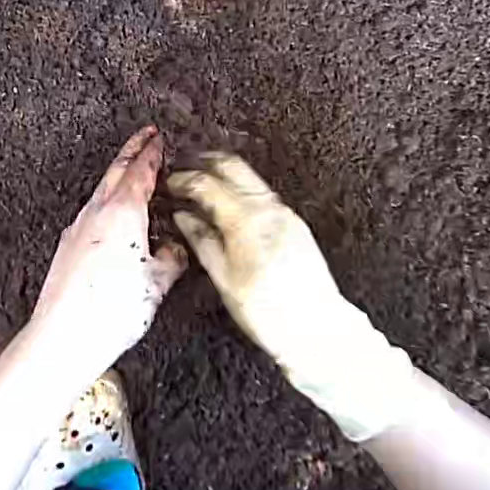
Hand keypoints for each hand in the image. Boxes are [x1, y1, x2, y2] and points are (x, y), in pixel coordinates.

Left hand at [27, 127, 189, 380]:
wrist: (62, 337)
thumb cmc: (111, 310)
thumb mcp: (157, 283)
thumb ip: (171, 258)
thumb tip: (174, 248)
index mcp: (124, 211)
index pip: (141, 170)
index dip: (152, 152)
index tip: (159, 138)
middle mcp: (98, 211)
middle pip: (117, 169)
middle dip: (133, 149)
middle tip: (146, 136)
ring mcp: (79, 226)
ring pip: (102, 188)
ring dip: (119, 174)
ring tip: (133, 172)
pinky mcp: (68, 245)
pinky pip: (92, 210)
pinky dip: (107, 200)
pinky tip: (113, 216)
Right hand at [168, 153, 421, 440]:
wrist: (318, 328)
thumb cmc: (270, 313)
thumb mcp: (224, 280)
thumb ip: (203, 241)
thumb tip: (184, 217)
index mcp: (246, 220)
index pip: (207, 183)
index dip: (184, 179)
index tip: (170, 182)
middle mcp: (268, 208)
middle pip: (232, 166)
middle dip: (205, 161)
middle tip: (185, 170)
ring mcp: (284, 212)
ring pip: (249, 177)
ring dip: (224, 173)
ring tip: (203, 185)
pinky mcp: (294, 222)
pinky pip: (262, 193)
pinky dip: (241, 189)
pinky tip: (230, 205)